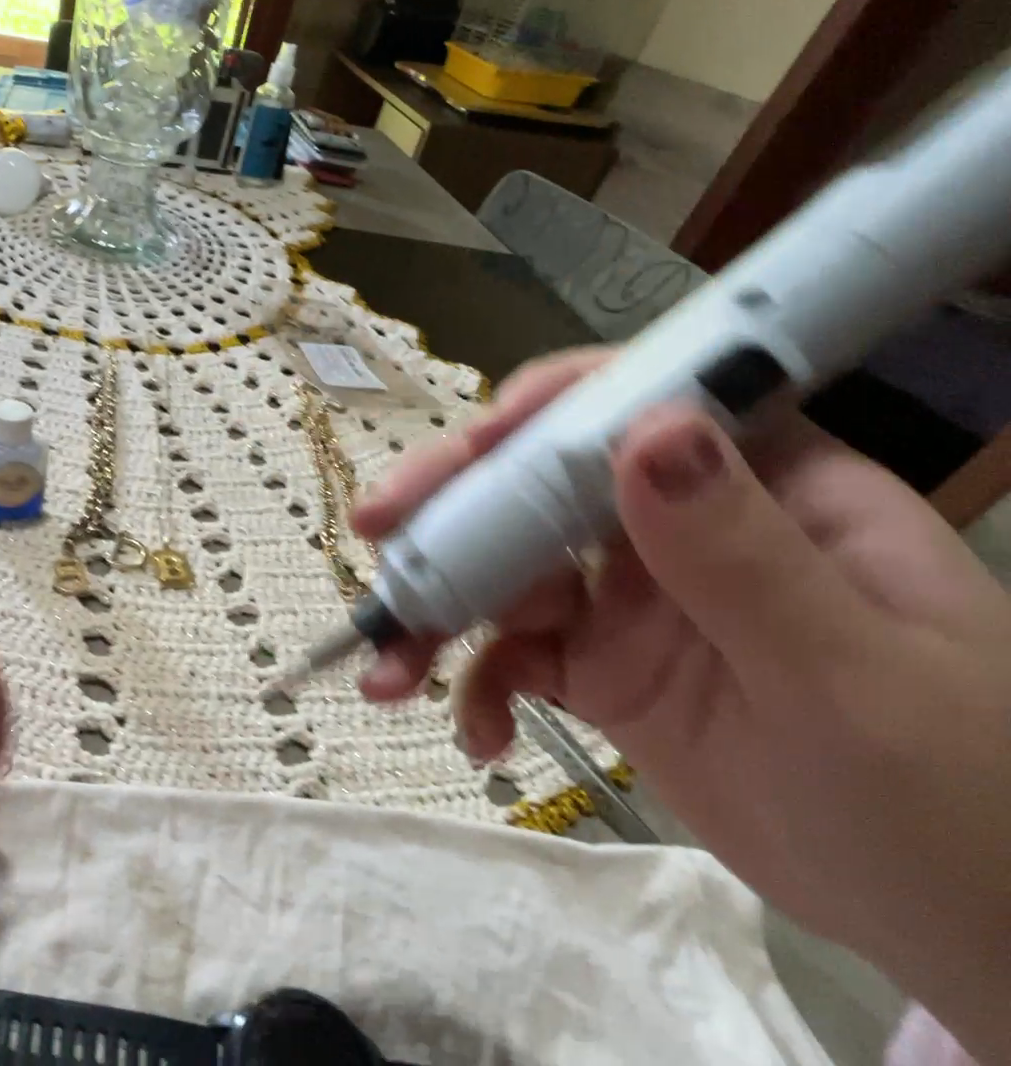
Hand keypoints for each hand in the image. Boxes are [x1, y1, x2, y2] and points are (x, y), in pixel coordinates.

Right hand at [353, 349, 1010, 1055]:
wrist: (950, 919)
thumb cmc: (947, 793)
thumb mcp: (850, 671)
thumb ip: (742, 555)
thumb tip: (649, 431)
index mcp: (764, 491)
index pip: (640, 410)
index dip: (546, 413)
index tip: (471, 453)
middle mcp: (680, 530)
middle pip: (540, 489)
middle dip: (452, 512)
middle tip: (379, 534)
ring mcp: (631, 603)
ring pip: (504, 576)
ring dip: (436, 617)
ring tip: (386, 676)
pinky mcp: (598, 671)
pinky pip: (511, 658)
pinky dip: (477, 689)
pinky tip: (477, 736)